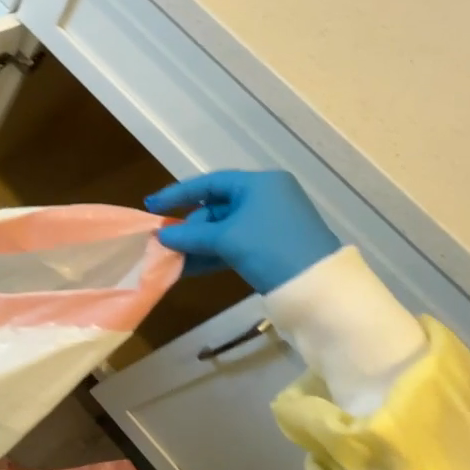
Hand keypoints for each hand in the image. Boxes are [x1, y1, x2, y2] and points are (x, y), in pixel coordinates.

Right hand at [145, 171, 340, 293]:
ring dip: (199, 243)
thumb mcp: (226, 239)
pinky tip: (192, 267)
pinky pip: (235, 242)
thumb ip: (190, 235)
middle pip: (217, 206)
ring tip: (175, 259)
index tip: (153, 205)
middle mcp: (267, 196)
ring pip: (224, 228)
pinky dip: (215, 252)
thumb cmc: (270, 248)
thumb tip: (162, 236)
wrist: (317, 286)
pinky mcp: (273, 245)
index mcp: (260, 184)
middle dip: (191, 226)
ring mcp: (271, 222)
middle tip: (169, 242)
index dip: (179, 193)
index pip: (211, 183)